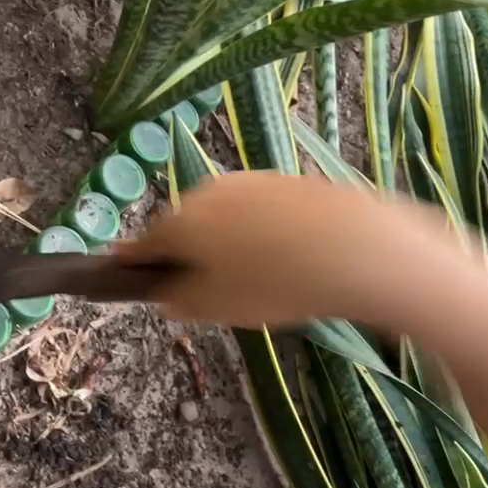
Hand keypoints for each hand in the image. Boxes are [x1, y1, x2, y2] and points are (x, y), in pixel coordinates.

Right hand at [120, 171, 446, 326]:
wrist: (358, 249)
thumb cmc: (273, 285)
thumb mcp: (215, 308)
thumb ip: (177, 301)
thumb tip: (164, 293)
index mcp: (180, 222)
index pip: (143, 243)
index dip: (134, 262)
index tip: (129, 275)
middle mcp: (207, 192)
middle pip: (184, 224)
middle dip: (189, 251)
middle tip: (211, 287)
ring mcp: (250, 181)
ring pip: (223, 214)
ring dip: (226, 238)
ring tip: (258, 274)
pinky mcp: (288, 180)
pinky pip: (260, 208)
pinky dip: (263, 229)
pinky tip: (290, 256)